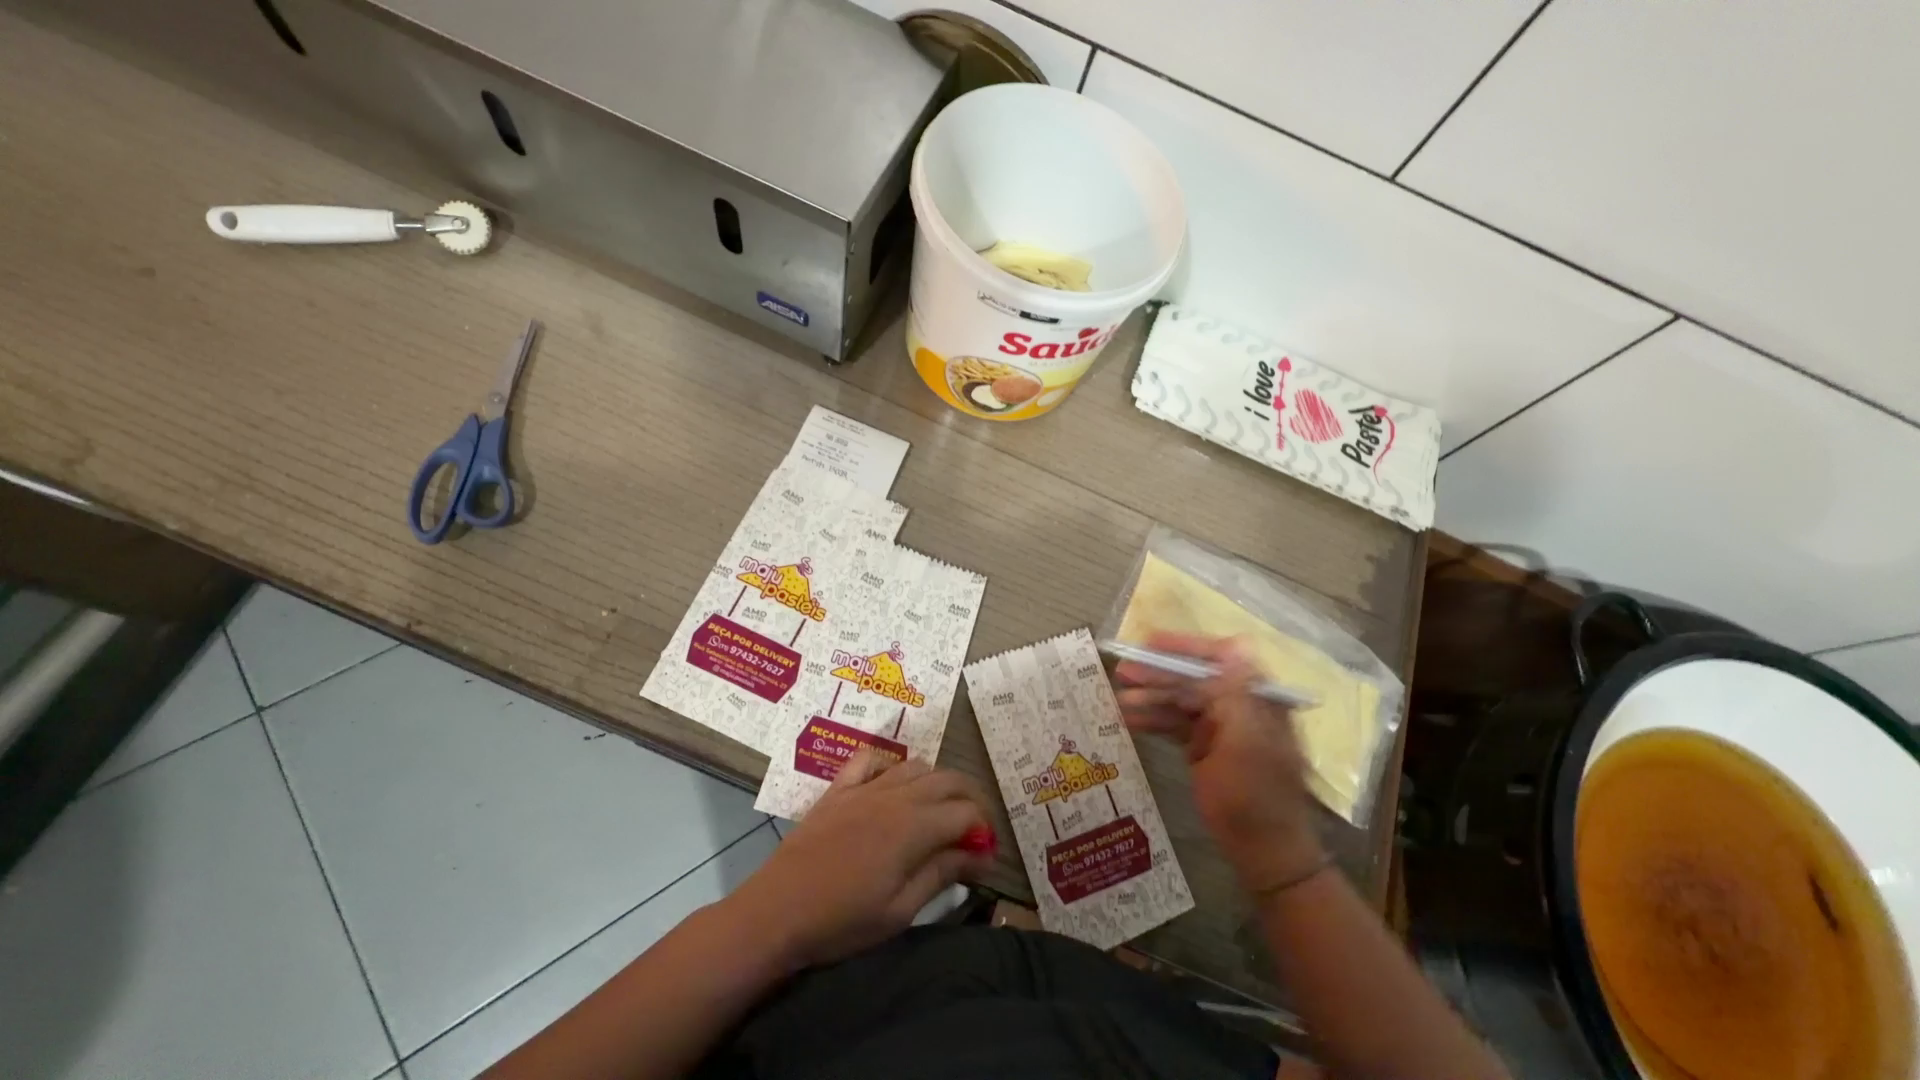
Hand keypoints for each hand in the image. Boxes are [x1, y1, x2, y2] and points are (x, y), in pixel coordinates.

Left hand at [720, 752, 995, 971]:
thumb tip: (981, 856)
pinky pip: (869, 760)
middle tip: (976, 830)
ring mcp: (864, 789)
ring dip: (937, 782)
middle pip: (948, 780)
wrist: (776, 912)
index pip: (966, 813)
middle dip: (971, 800)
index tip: (987, 859)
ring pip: (915, 766)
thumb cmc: (841, 921)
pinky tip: (893, 785)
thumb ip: (942, 874)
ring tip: (940, 811)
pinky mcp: (837, 791)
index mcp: (914, 827)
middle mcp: (894, 797)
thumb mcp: (900, 909)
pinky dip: (889, 765)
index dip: (984, 832)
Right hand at [1115, 633, 1324, 891]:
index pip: (1224, 658)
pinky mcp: (1205, 748)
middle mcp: (1241, 706)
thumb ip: (1237, 694)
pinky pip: (1176, 725)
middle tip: (1123, 671)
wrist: (1263, 852)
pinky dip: (1153, 720)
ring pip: (1182, 701)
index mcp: (1259, 700)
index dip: (1188, 647)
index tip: (1151, 644)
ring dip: (1151, 697)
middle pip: (1197, 678)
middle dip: (1160, 673)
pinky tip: (1127, 718)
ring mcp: (1223, 728)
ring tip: (1119, 698)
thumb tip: (1237, 643)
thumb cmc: (1257, 798)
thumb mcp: (1247, 744)